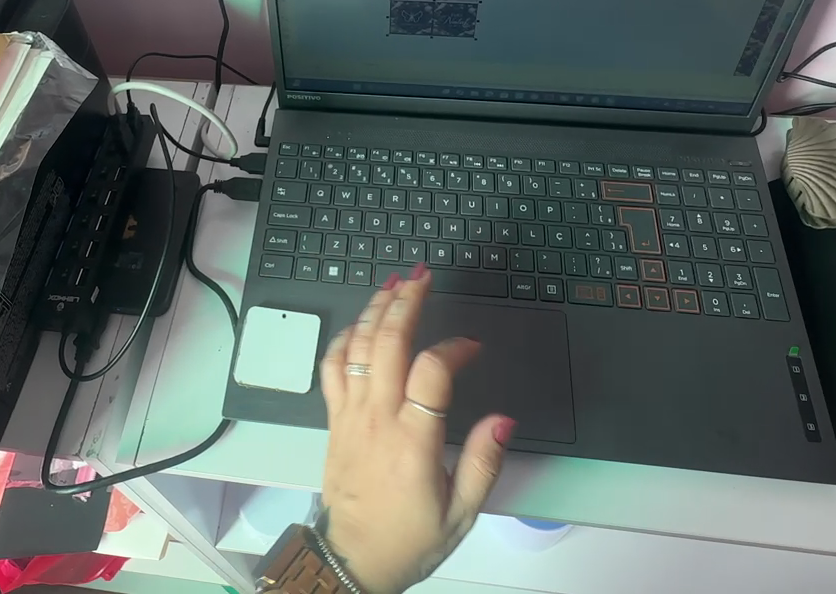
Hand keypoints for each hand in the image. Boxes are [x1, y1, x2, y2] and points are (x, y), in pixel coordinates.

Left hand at [316, 265, 515, 593]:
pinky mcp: (334, 416)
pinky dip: (344, 337)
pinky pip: (332, 366)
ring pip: (357, 346)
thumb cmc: (408, 537)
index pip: (433, 373)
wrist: (352, 559)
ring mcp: (350, 413)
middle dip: (406, 302)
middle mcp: (377, 418)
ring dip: (375, 309)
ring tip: (393, 283)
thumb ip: (483, 463)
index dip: (454, 349)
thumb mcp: (460, 513)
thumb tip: (503, 419)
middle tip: (422, 276)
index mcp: (413, 441)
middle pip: (388, 343)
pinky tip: (359, 321)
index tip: (471, 346)